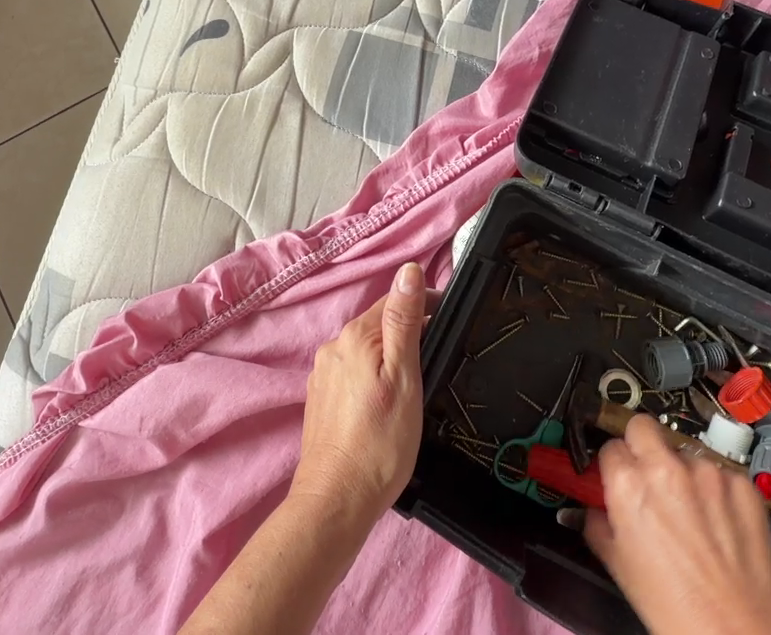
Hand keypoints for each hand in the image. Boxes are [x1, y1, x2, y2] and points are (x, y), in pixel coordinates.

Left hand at [289, 262, 428, 524]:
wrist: (336, 500)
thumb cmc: (380, 442)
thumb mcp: (404, 376)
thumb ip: (404, 322)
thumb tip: (409, 270)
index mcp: (355, 336)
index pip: (394, 300)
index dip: (425, 304)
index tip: (449, 319)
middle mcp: (333, 348)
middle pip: (379, 324)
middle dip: (408, 331)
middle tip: (438, 357)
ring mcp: (324, 374)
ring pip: (366, 350)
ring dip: (390, 355)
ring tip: (416, 383)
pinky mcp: (321, 399)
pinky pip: (354, 372)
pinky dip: (374, 376)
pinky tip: (386, 401)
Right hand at [584, 414, 770, 634]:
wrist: (738, 632)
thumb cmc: (673, 608)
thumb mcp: (618, 566)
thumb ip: (600, 524)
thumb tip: (595, 508)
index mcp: (628, 485)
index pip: (610, 447)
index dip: (615, 465)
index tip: (620, 478)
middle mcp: (667, 468)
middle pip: (643, 427)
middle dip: (642, 445)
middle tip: (649, 476)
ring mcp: (709, 472)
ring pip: (686, 453)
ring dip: (684, 473)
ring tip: (693, 517)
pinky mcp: (743, 484)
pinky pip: (722, 474)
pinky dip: (718, 492)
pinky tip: (721, 526)